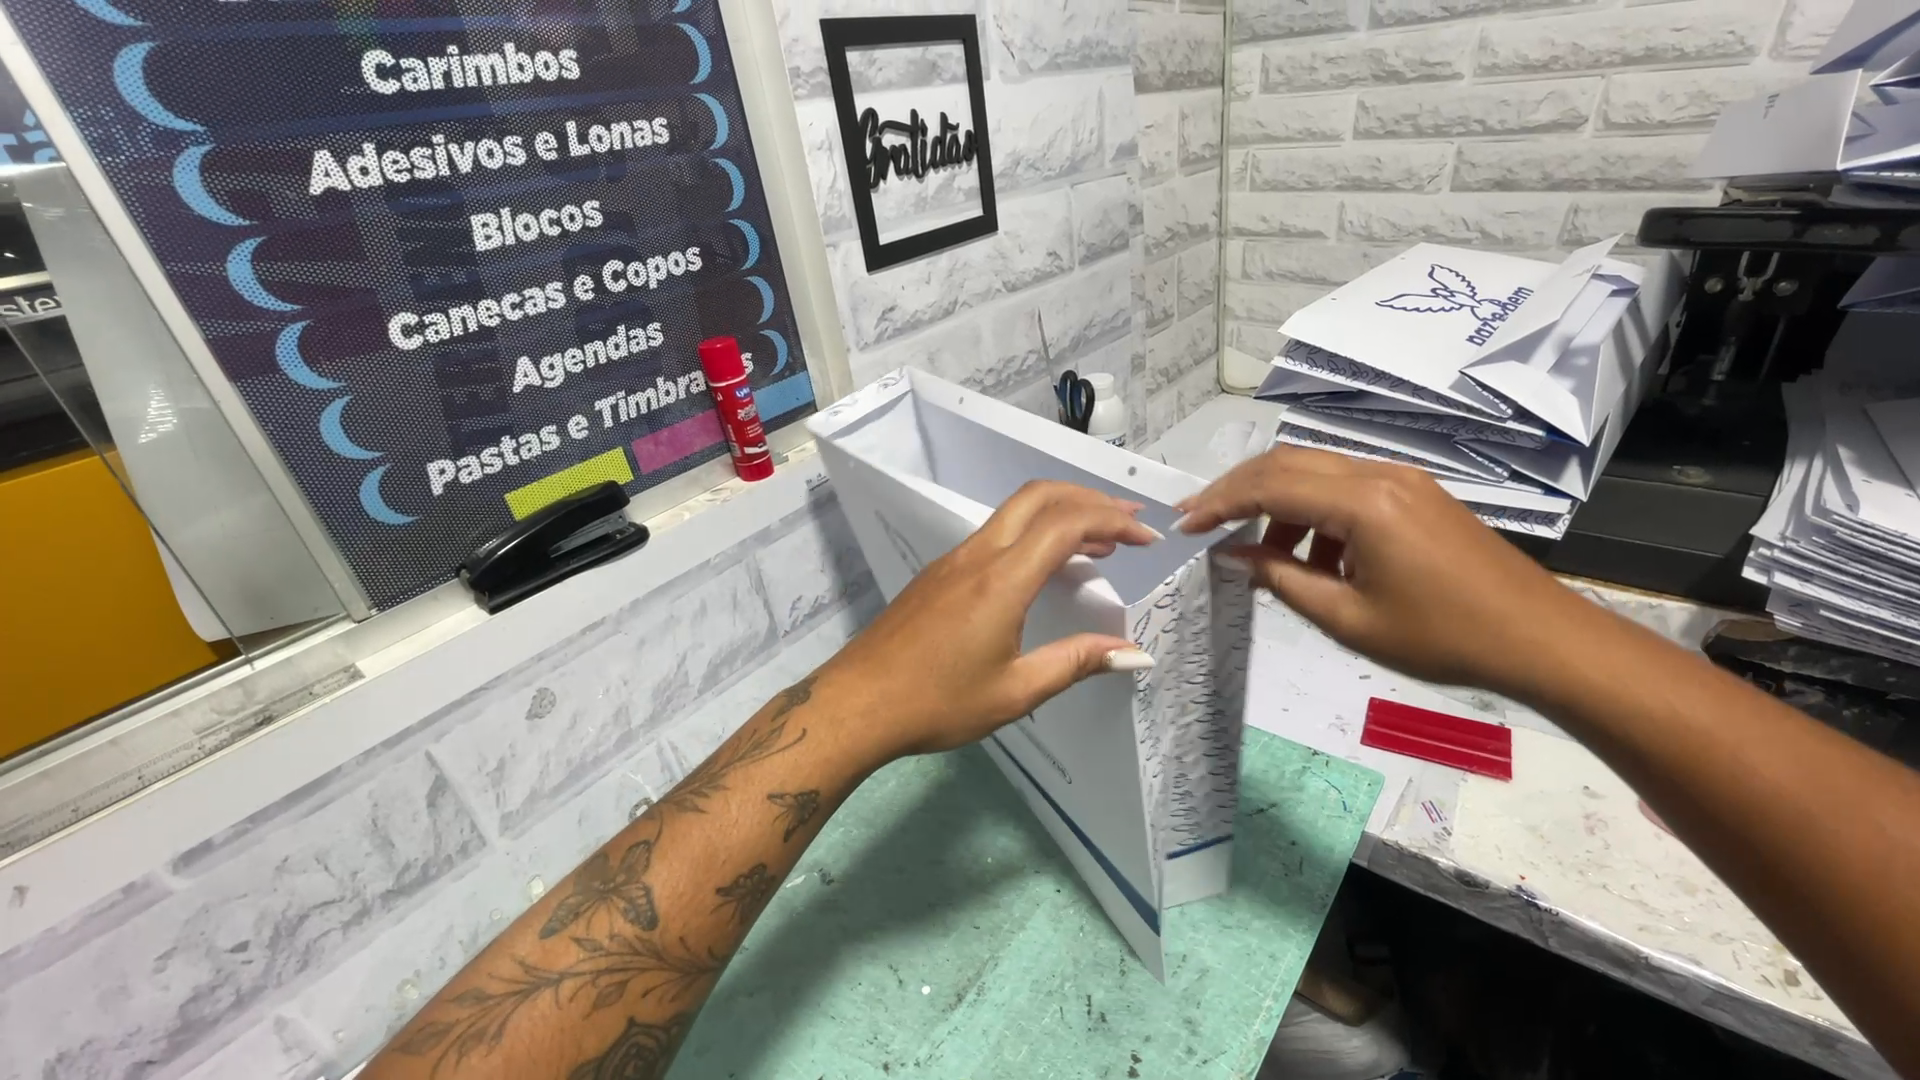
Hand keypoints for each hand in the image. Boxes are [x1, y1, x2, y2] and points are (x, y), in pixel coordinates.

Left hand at [816, 481, 1158, 760]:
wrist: (857, 703)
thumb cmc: (938, 702)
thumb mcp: (1016, 691)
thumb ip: (1077, 663)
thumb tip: (1135, 654)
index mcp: (1002, 580)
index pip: (1067, 524)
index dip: (1113, 522)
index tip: (1147, 539)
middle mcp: (978, 556)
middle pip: (1038, 497)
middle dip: (1089, 499)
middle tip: (1129, 521)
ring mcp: (953, 561)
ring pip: (1014, 513)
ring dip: (1060, 515)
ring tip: (1099, 545)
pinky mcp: (938, 574)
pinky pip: (995, 535)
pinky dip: (1033, 534)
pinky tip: (1045, 568)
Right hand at [1174, 446, 1587, 693]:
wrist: (1542, 639)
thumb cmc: (1442, 638)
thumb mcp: (1348, 619)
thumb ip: (1282, 579)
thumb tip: (1232, 556)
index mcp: (1362, 503)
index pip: (1269, 486)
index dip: (1219, 504)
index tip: (1184, 526)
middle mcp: (1379, 475)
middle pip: (1286, 463)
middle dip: (1237, 490)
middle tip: (1201, 522)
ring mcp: (1402, 479)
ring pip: (1314, 471)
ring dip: (1276, 503)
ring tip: (1263, 556)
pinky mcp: (1415, 493)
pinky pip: (1346, 487)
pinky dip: (1313, 512)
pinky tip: (1315, 556)